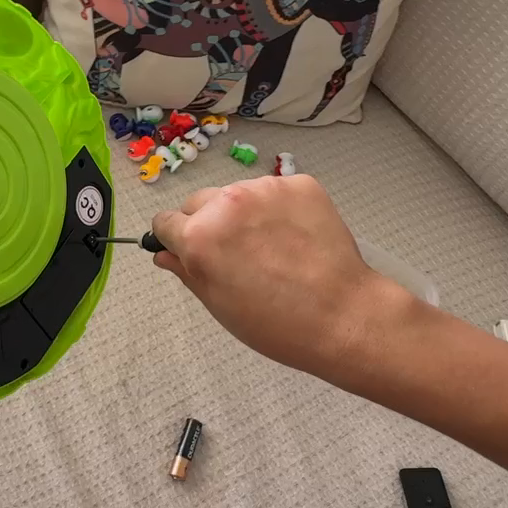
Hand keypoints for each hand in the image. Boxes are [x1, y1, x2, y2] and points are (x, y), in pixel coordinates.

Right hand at [150, 175, 417, 383]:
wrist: (344, 316)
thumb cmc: (275, 323)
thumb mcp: (218, 303)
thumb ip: (185, 270)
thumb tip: (163, 253)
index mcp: (198, 236)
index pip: (165, 221)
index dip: (174, 239)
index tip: (189, 251)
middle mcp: (226, 203)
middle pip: (199, 203)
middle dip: (208, 223)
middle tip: (235, 254)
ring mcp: (265, 189)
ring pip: (237, 194)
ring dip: (243, 213)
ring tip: (271, 247)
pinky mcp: (299, 184)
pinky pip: (274, 191)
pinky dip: (278, 209)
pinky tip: (295, 237)